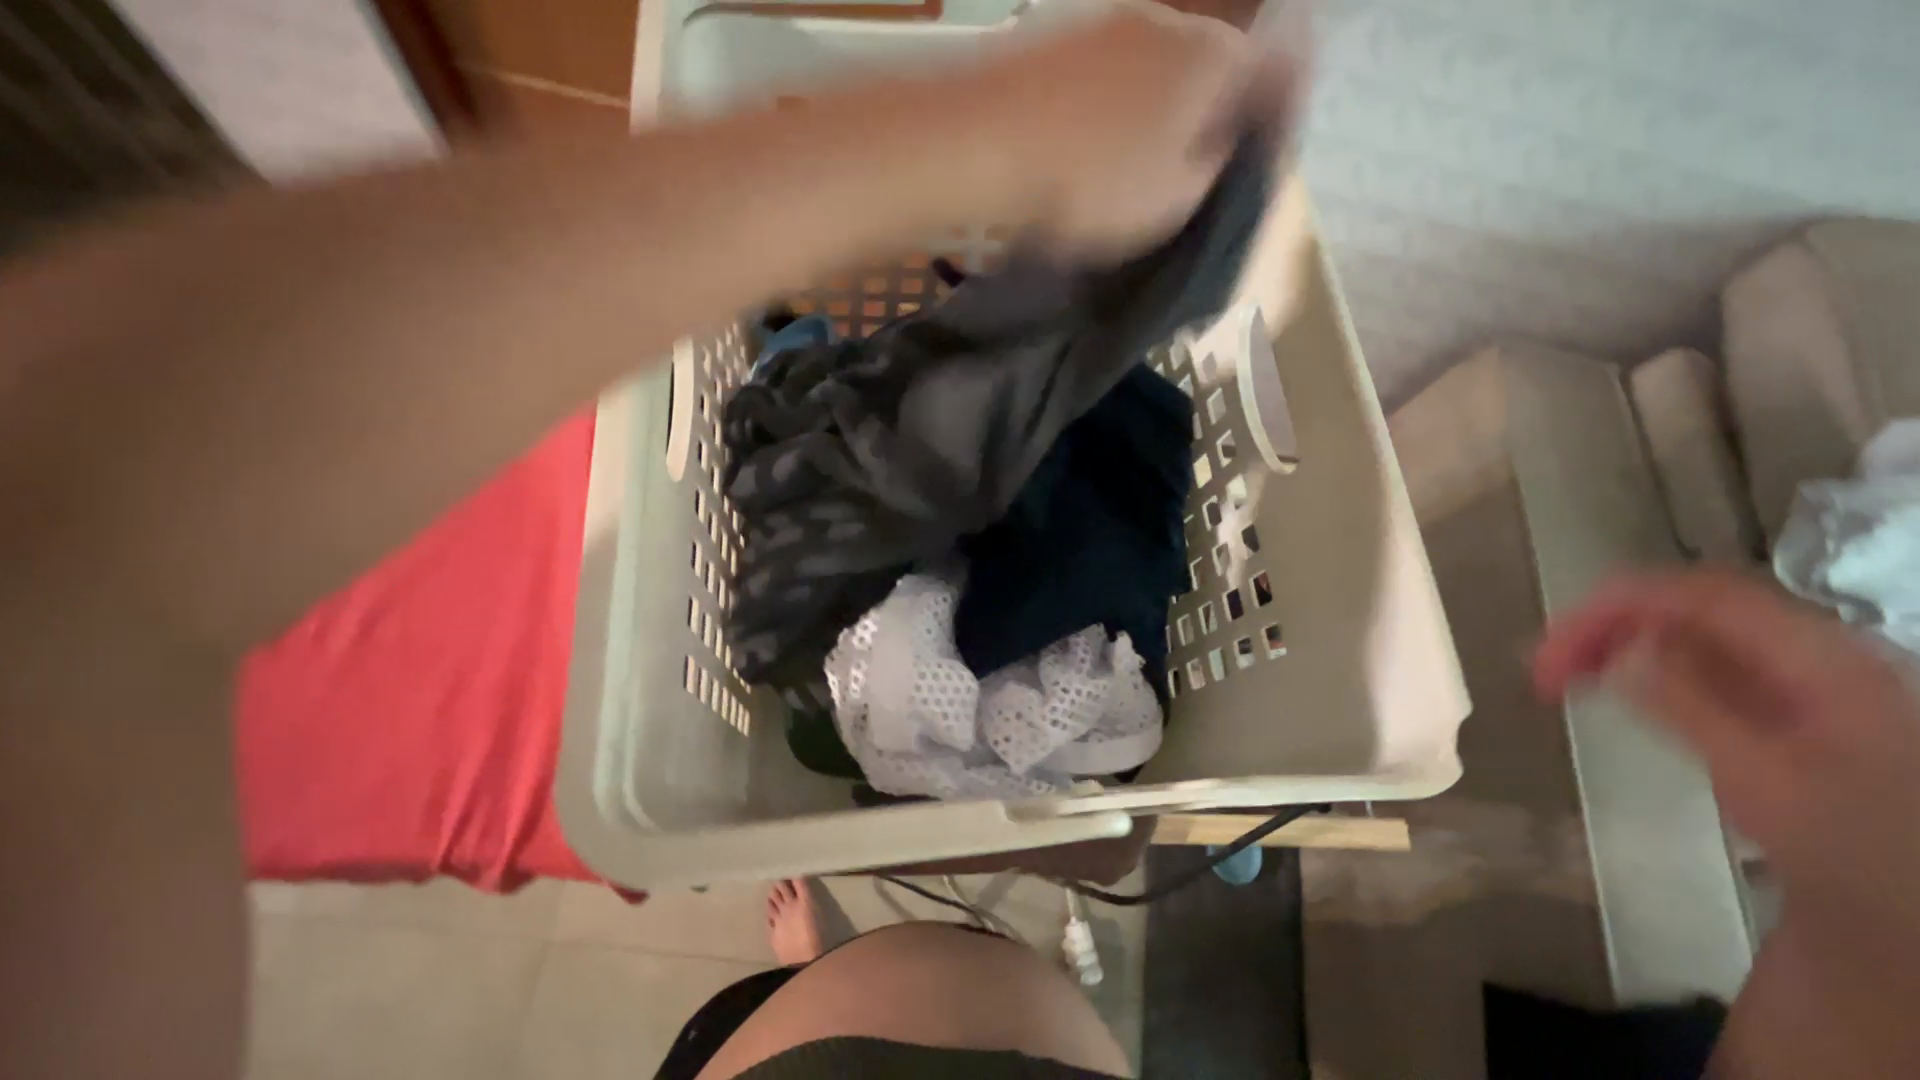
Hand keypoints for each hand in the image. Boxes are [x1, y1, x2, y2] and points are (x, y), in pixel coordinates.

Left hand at [957, 7, 1308, 259]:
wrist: (977, 137)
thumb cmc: (1087, 180)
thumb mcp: (1172, 202)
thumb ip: (1217, 172)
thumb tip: (1226, 151)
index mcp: (1216, 57)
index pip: (1282, 71)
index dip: (1282, 116)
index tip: (1265, 154)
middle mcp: (1172, 21)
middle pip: (1219, 62)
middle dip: (1220, 110)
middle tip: (1201, 165)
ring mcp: (1111, 19)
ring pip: (1164, 63)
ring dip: (1166, 105)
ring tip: (1140, 159)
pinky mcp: (1060, 31)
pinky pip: (1113, 67)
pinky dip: (1118, 99)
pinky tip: (1092, 138)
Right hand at [1534, 568, 1919, 949]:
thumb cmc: (1855, 851)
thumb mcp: (1766, 783)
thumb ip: (1691, 708)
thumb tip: (1617, 655)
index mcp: (1817, 656)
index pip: (1697, 596)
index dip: (1613, 607)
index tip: (1549, 649)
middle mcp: (1811, 651)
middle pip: (1689, 606)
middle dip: (1606, 624)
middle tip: (1543, 669)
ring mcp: (1803, 678)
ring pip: (1691, 632)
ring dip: (1619, 642)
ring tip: (1562, 676)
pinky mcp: (1788, 706)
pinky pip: (1704, 662)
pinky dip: (1647, 666)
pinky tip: (1616, 690)